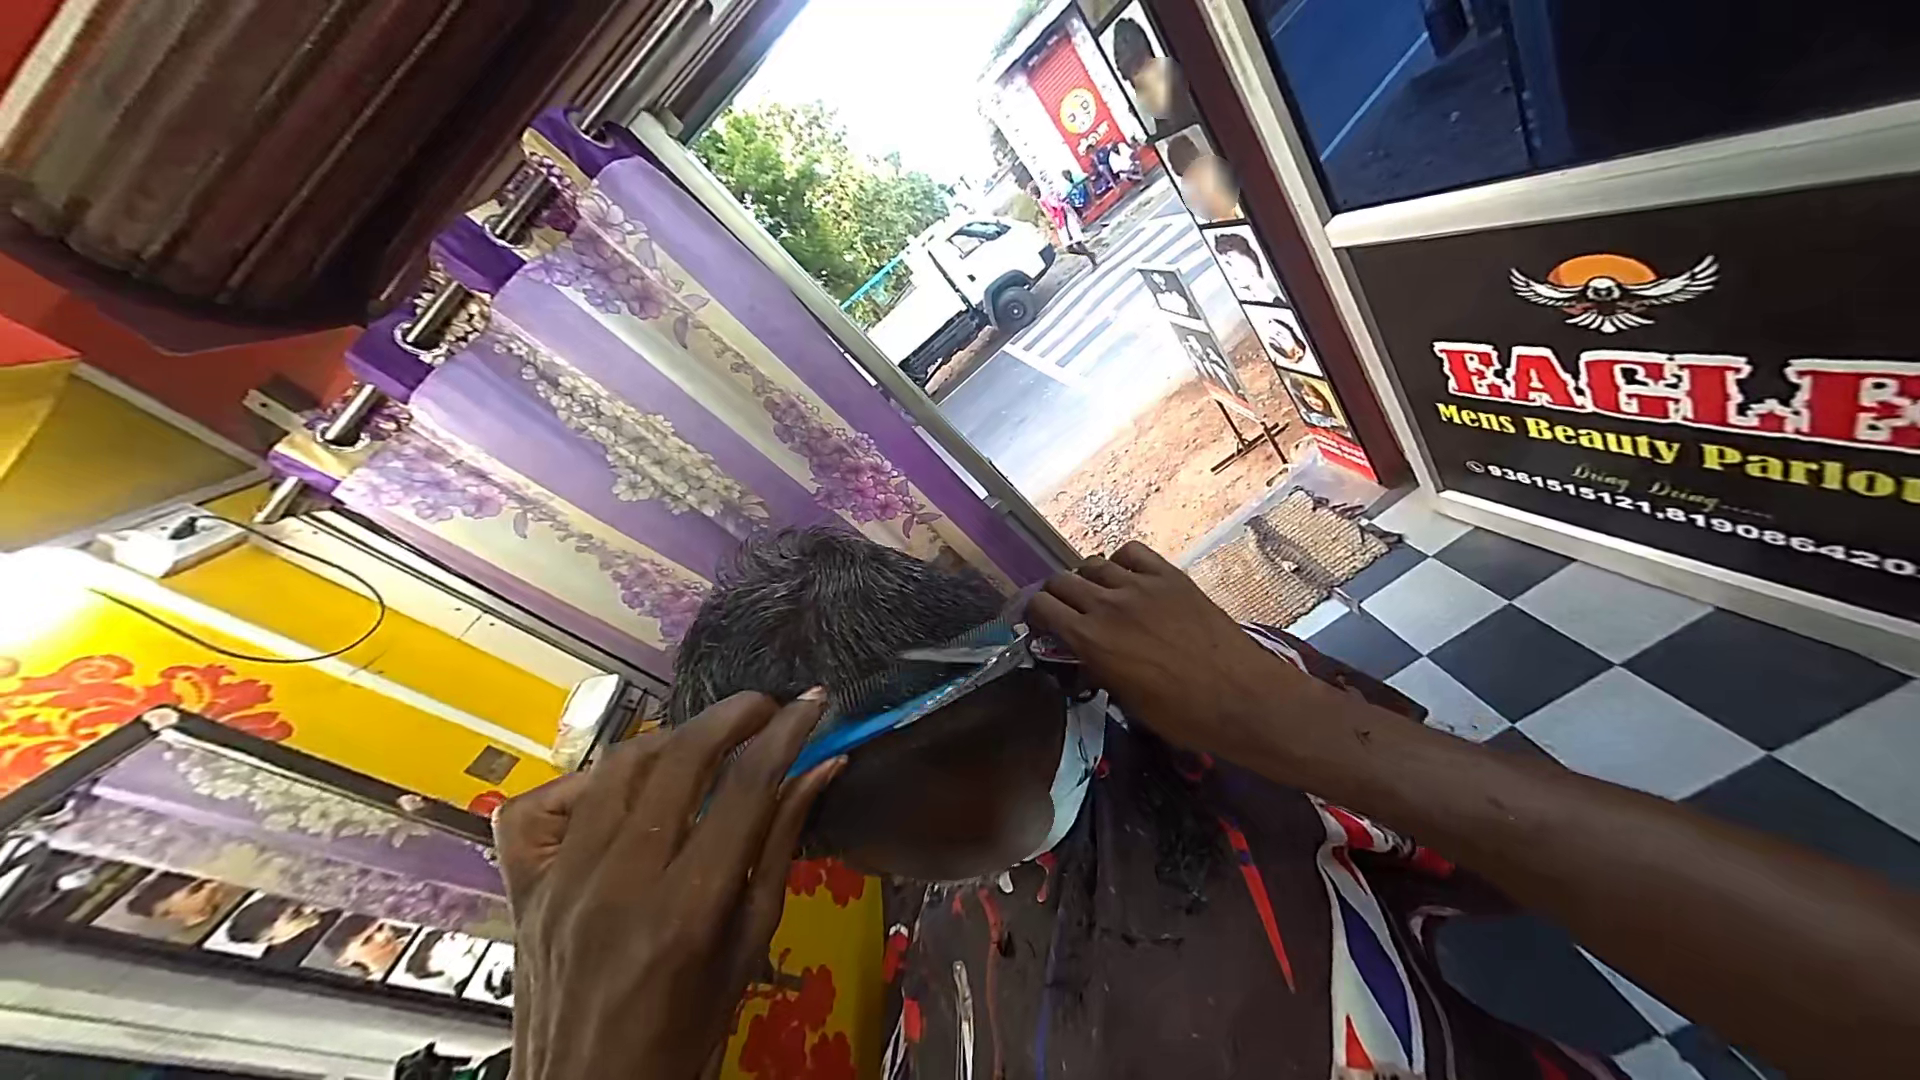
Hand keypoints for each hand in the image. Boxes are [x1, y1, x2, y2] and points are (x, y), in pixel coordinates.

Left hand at [494, 691, 844, 1079]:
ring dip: (675, 737)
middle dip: (734, 715)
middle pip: (681, 758)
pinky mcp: (522, 886)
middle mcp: (616, 884)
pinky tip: (622, 790)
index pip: (746, 786)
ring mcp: (559, 880)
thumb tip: (823, 767)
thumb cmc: (688, 1030)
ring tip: (709, 741)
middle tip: (766, 707)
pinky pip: (543, 802)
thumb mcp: (752, 941)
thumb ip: (783, 843)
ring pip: (619, 764)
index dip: (787, 732)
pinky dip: (589, 780)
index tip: (812, 703)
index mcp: (685, 910)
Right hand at [1026, 542, 1316, 762]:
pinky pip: (1132, 552)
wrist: (1242, 698)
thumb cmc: (1181, 713)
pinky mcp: (1169, 576)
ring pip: (1092, 563)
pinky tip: (1128, 577)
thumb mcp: (1125, 699)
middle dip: (1055, 594)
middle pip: (1061, 581)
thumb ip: (1096, 666)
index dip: (1035, 612)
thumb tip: (1081, 652)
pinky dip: (1121, 562)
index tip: (1040, 622)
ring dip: (1086, 578)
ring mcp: (1140, 585)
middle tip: (1065, 608)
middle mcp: (1107, 605)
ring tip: (1097, 593)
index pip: (1042, 606)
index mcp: (1091, 640)